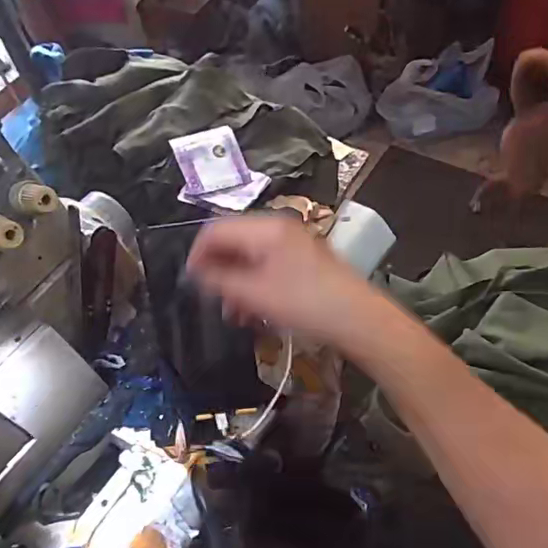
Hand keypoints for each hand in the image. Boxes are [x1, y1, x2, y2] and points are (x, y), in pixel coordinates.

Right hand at [185, 214, 392, 350]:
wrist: (357, 318)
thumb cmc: (305, 304)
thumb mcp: (253, 294)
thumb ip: (218, 280)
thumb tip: (196, 273)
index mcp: (264, 229)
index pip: (214, 230)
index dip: (197, 254)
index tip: (190, 281)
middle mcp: (279, 229)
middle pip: (233, 242)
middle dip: (218, 271)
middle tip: (213, 300)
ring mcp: (294, 244)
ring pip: (250, 257)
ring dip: (237, 283)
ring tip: (235, 313)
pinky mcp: (305, 261)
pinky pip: (268, 267)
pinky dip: (256, 286)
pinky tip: (255, 311)